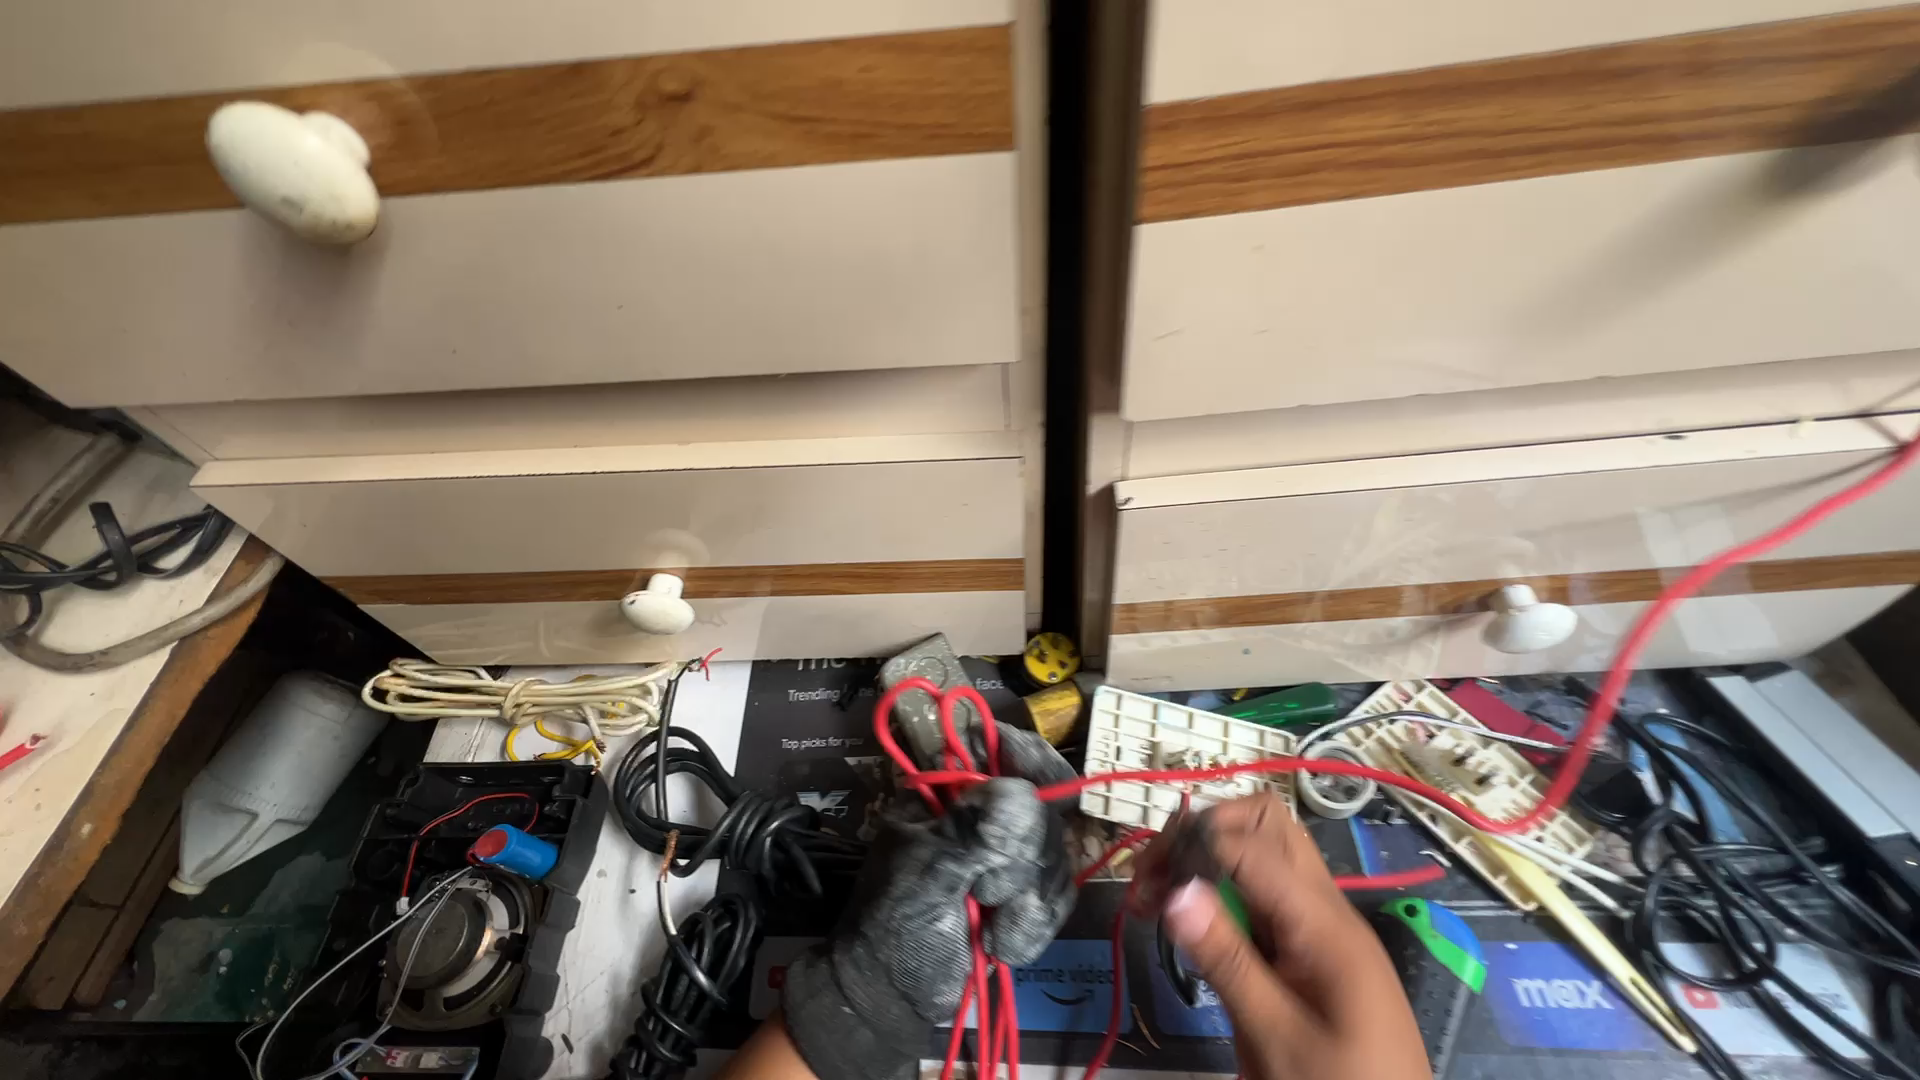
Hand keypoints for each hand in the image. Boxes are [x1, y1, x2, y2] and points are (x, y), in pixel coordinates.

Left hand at [782, 724, 1075, 1079]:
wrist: (898, 997)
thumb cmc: (894, 926)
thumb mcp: (925, 873)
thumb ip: (971, 833)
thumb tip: (1021, 794)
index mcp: (946, 790)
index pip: (999, 746)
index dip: (1031, 759)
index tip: (1047, 793)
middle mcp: (984, 810)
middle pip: (1041, 805)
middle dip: (1022, 860)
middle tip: (985, 894)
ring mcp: (1010, 850)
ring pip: (1057, 850)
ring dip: (1029, 901)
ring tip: (990, 932)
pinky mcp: (1029, 888)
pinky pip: (1061, 890)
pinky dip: (1037, 924)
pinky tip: (1005, 945)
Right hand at [1130, 795, 1428, 1079]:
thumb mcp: (1278, 1037)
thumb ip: (1227, 961)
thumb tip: (1175, 890)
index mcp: (1323, 921)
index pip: (1250, 843)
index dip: (1193, 845)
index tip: (1148, 883)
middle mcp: (1322, 905)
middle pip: (1264, 822)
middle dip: (1201, 831)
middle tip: (1155, 874)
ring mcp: (1315, 922)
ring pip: (1260, 849)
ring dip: (1206, 855)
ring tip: (1157, 895)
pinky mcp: (1305, 943)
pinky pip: (1259, 890)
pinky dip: (1218, 889)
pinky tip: (1188, 921)